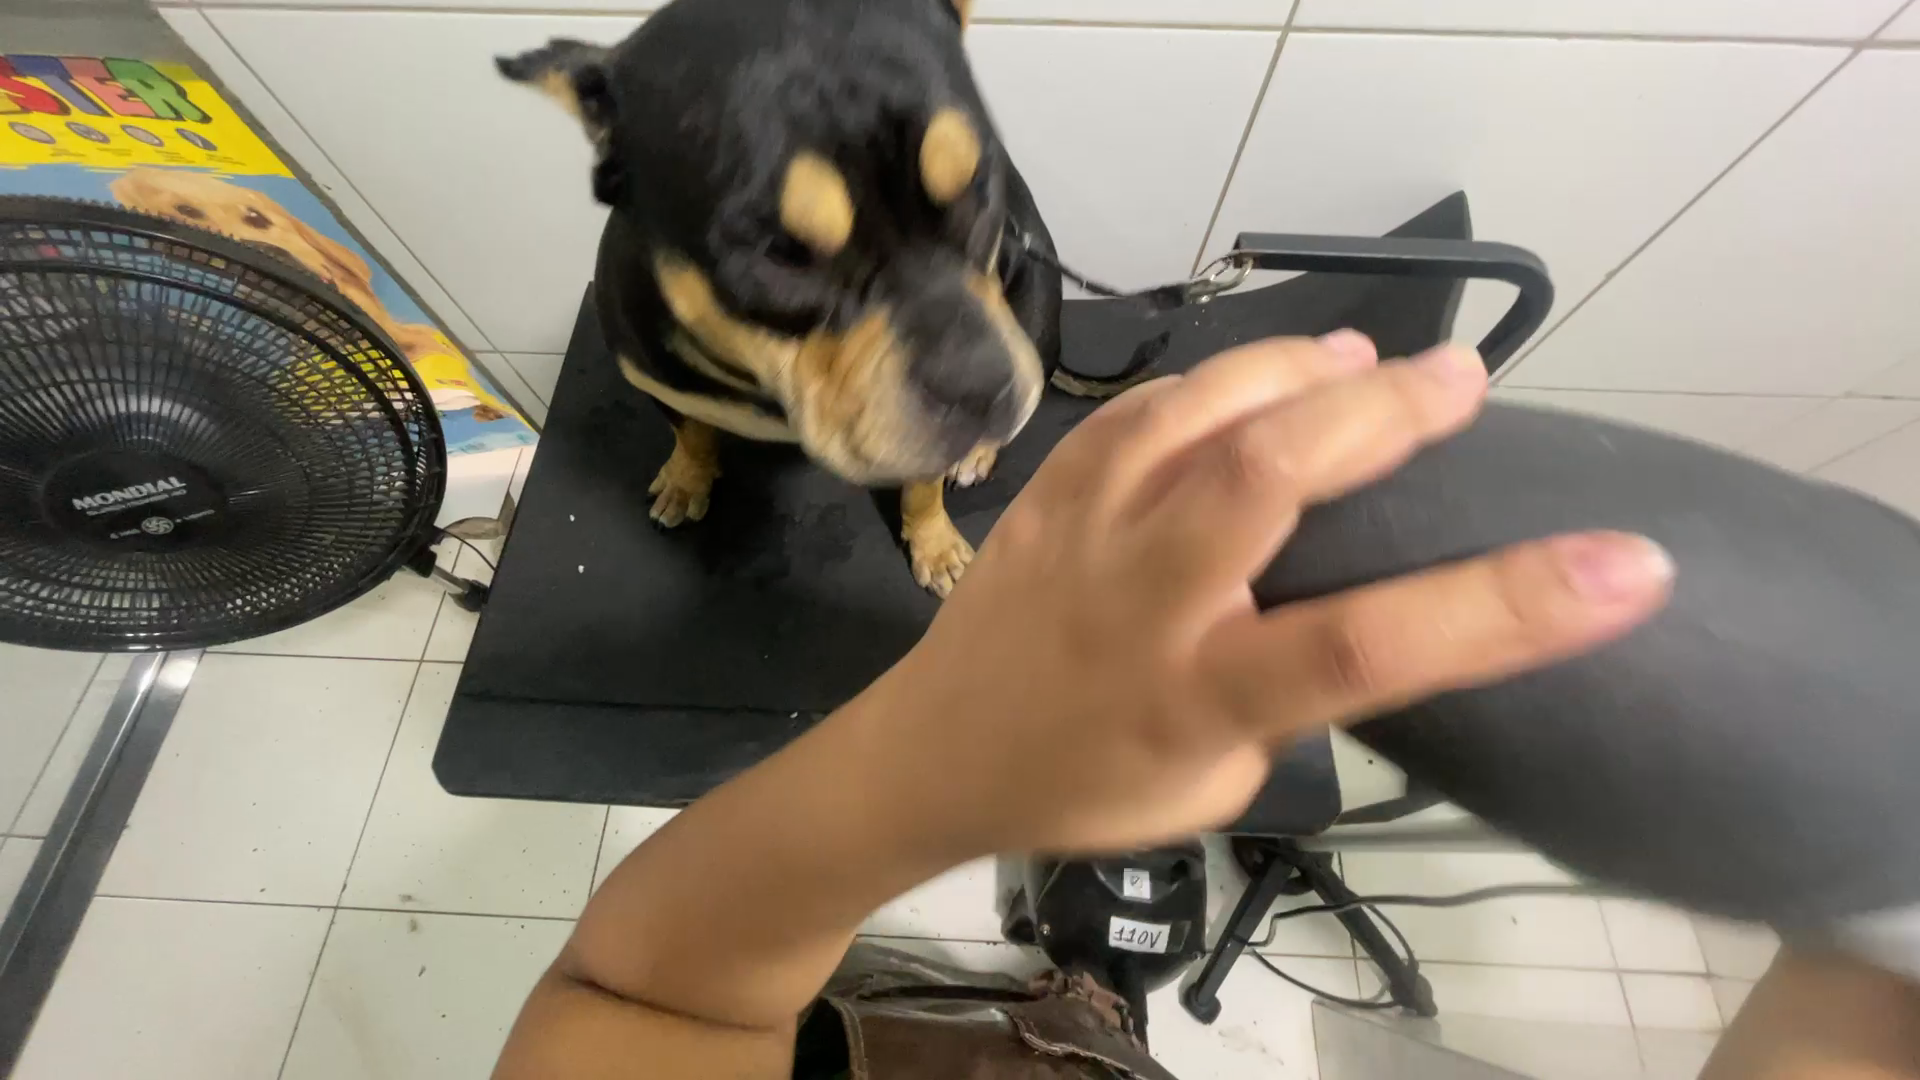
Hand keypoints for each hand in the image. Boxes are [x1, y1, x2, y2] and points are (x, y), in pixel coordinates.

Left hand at [846, 332, 1674, 855]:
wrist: (936, 750)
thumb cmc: (1076, 784)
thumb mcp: (1204, 784)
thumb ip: (1277, 703)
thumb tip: (1337, 611)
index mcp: (1191, 695)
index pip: (1357, 649)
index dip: (1496, 609)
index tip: (1625, 565)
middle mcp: (1136, 599)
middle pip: (1259, 480)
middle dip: (1374, 416)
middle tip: (1459, 378)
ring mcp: (1076, 532)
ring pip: (1185, 420)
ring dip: (1284, 372)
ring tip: (1358, 357)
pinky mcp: (1038, 499)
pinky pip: (1125, 419)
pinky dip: (1199, 387)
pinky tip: (1243, 383)